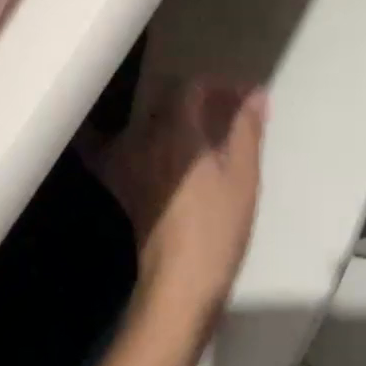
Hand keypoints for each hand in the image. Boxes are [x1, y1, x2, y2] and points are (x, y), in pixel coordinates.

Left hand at [104, 78, 266, 320]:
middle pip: (164, 99)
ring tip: (194, 128)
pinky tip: (121, 139)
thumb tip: (255, 94)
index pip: (191, 87)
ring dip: (168, 115)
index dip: (219, 85)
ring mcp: (127, 162)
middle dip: (196, 97)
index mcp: (177, 131)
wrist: (180, 280)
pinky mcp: (121, 185)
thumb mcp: (243, 176)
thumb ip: (247, 130)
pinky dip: (112, 137)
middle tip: (225, 111)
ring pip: (143, 121)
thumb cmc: (218, 228)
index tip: (243, 98)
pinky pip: (110, 149)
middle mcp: (145, 138)